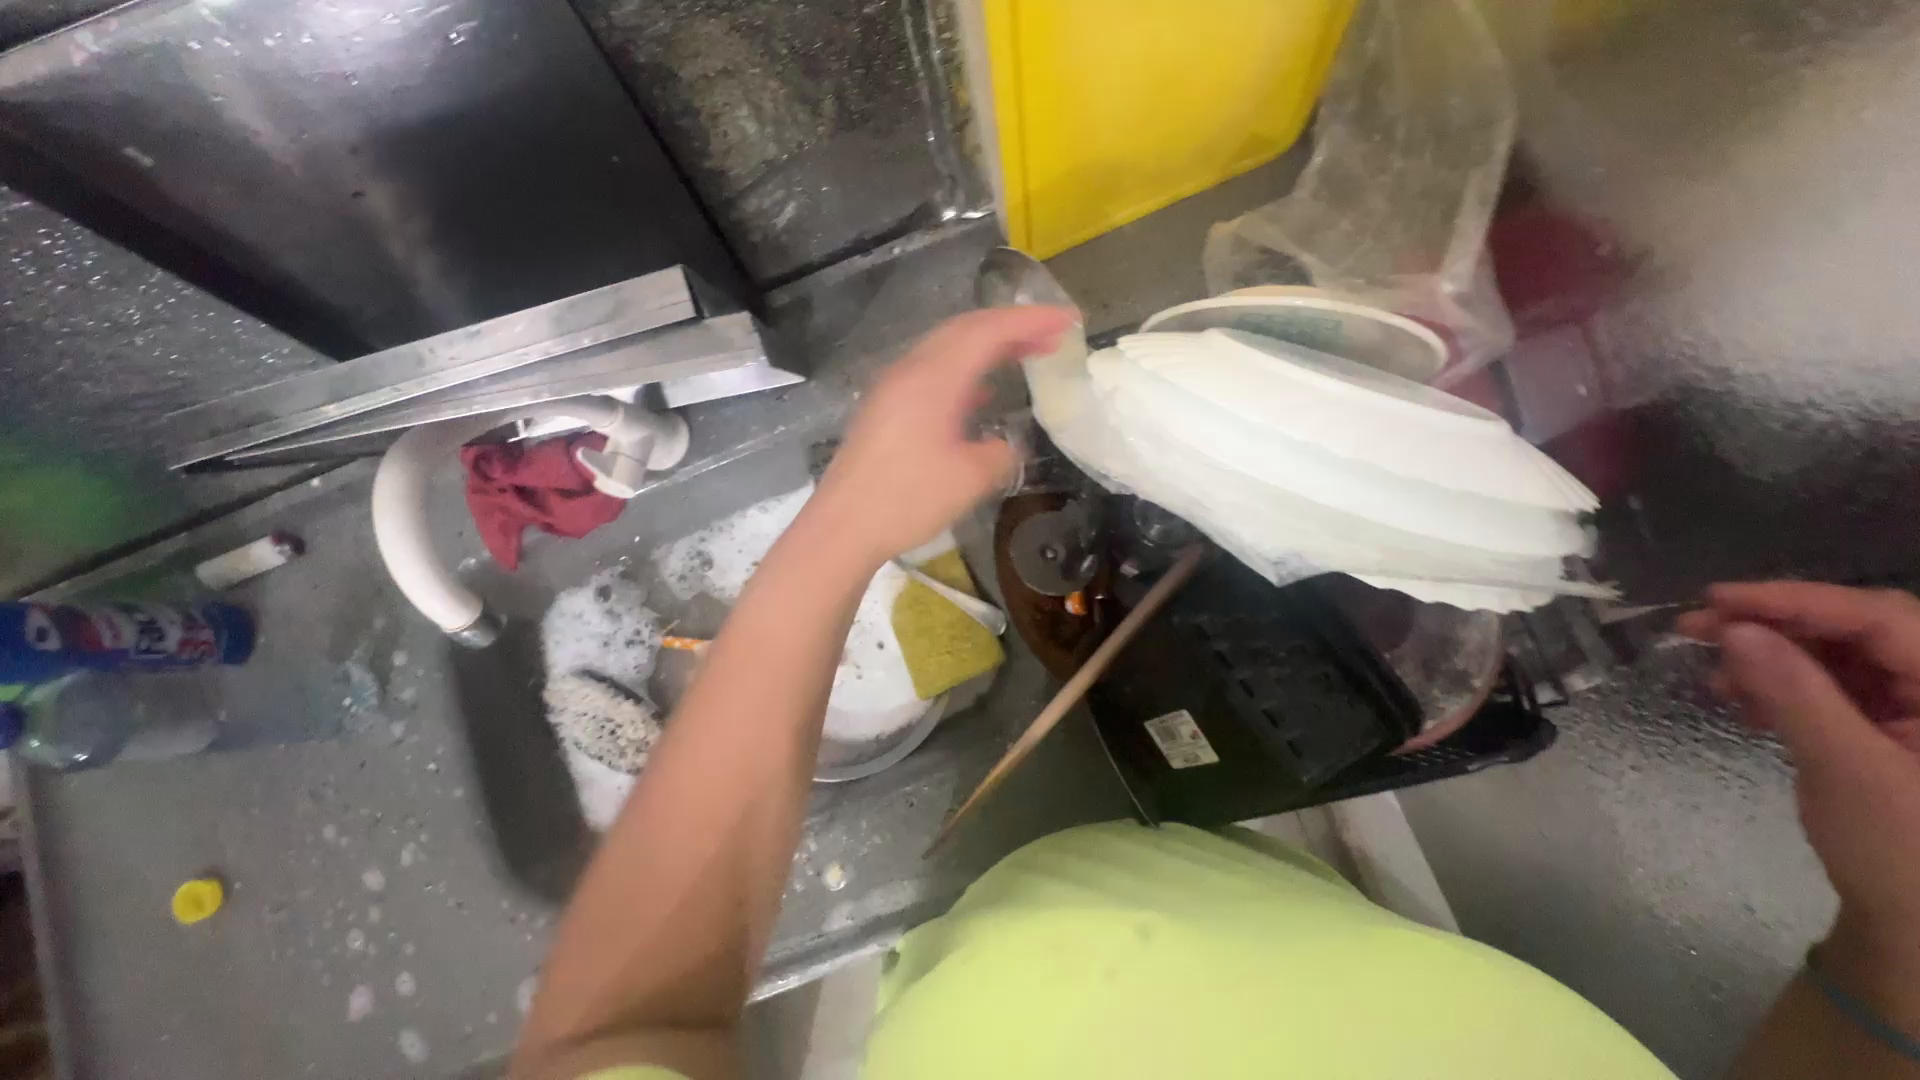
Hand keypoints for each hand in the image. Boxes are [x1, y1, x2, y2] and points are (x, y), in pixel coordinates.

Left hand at [806, 306, 1074, 564]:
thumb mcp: (970, 480)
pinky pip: (931, 372)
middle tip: (1051, 335)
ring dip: (987, 347)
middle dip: (1011, 327)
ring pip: (945, 349)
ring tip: (1024, 355)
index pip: (988, 332)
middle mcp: (910, 371)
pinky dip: (963, 371)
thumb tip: (1006, 445)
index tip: (1068, 320)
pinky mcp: (884, 409)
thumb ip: (1000, 454)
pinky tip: (979, 394)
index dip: (1031, 321)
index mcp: (933, 379)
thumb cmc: (907, 501)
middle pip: (964, 330)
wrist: (842, 528)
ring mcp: (892, 388)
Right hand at [1678, 583, 1919, 955]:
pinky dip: (1786, 686)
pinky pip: (1840, 687)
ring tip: (1713, 672)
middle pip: (1863, 630)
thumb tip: (1734, 629)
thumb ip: (1795, 693)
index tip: (1716, 598)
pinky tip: (1743, 698)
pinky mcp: (1900, 730)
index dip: (1798, 599)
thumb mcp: (1847, 769)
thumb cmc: (1904, 853)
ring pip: (1844, 656)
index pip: (1882, 618)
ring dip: (1773, 657)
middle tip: (1696, 626)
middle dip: (1776, 624)